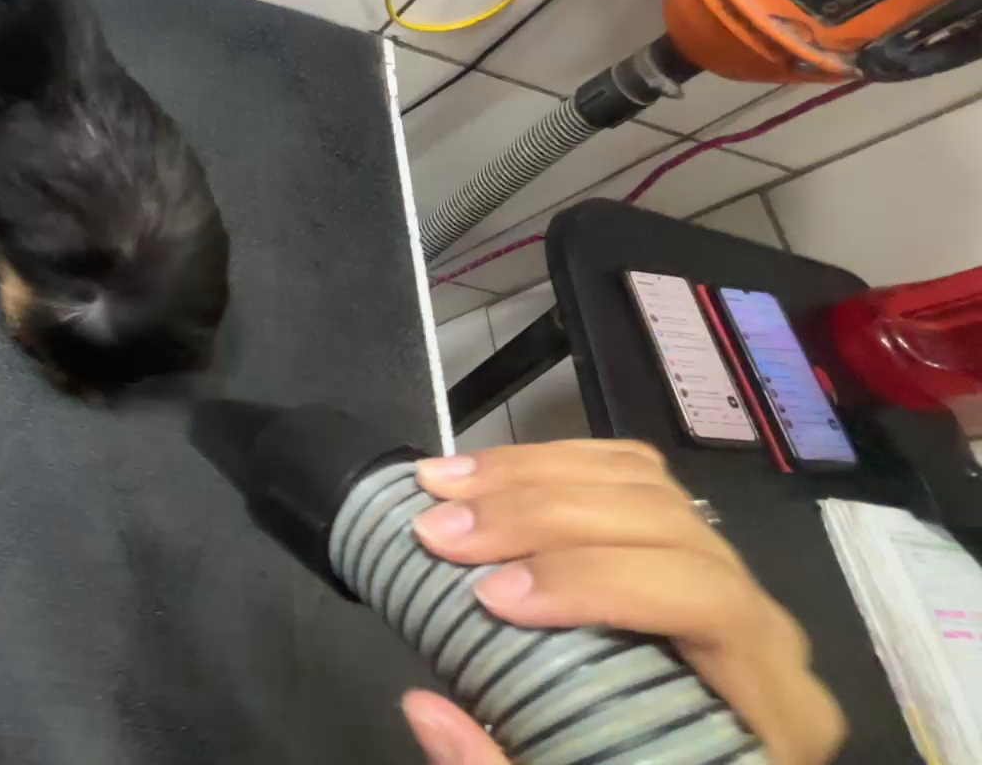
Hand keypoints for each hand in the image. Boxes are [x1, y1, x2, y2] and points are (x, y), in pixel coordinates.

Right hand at [397, 440, 843, 764]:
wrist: (663, 758)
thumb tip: (423, 706)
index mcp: (770, 701)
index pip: (703, 600)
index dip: (591, 582)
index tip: (488, 597)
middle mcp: (756, 619)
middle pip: (660, 522)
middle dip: (532, 516)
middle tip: (436, 530)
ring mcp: (713, 562)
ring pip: (635, 479)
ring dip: (521, 473)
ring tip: (436, 485)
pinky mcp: (663, 531)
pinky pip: (616, 466)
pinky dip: (536, 459)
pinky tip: (472, 469)